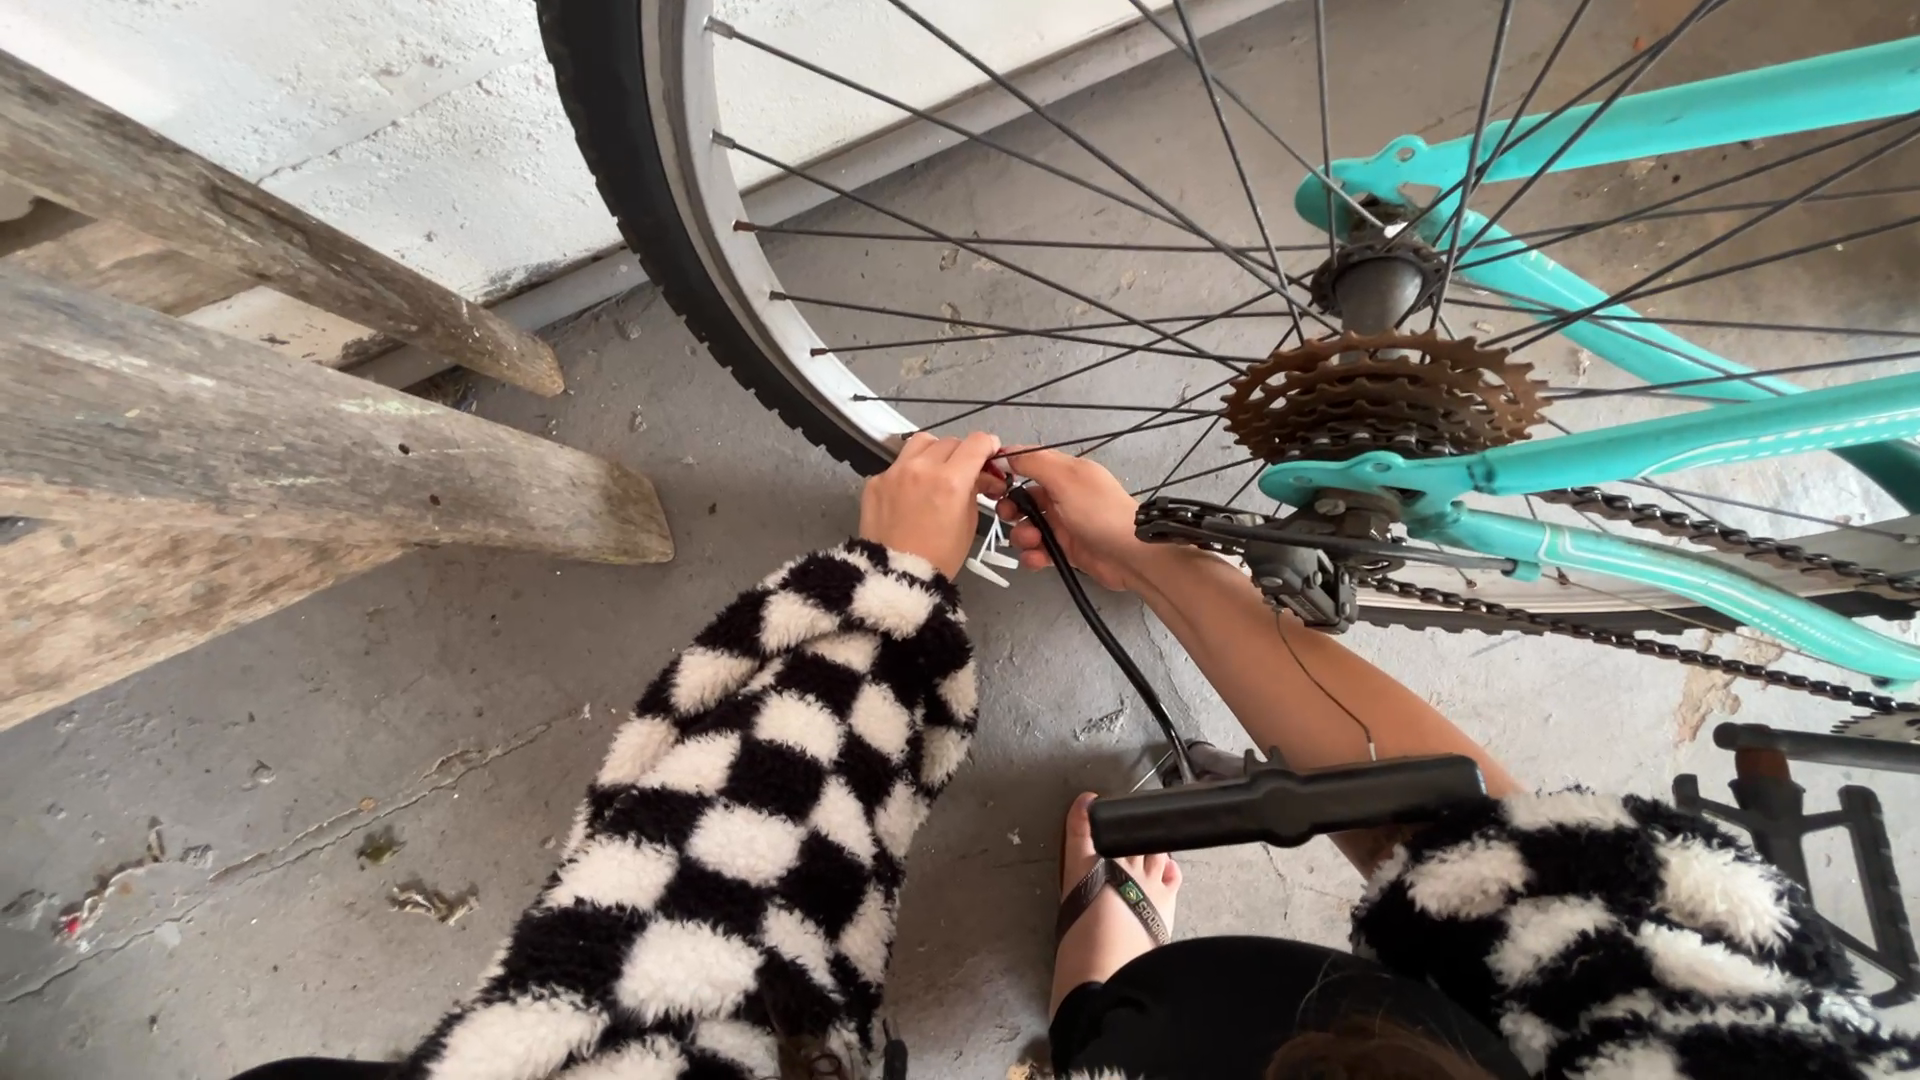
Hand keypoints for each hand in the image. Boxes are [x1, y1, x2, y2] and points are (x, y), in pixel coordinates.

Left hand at [860, 432, 1003, 578]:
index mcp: (951, 481)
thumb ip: (974, 490)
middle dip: (962, 453)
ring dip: (935, 452)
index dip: (988, 445)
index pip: (976, 443)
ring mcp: (894, 473)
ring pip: (921, 443)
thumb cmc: (937, 559)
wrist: (895, 578)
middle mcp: (921, 469)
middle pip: (950, 441)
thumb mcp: (968, 523)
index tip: (990, 452)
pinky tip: (912, 492)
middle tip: (965, 471)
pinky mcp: (875, 482)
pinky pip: (898, 464)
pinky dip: (910, 471)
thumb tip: (981, 475)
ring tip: (938, 472)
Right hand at [995, 448, 1157, 590]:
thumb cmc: (1103, 514)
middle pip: (1024, 499)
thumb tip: (1006, 451)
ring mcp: (1064, 524)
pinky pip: (1038, 551)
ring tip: (1034, 542)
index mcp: (1067, 473)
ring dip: (1022, 536)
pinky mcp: (1065, 550)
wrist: (1130, 556)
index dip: (1010, 470)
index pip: (1031, 464)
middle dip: (1011, 509)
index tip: (993, 480)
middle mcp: (1064, 497)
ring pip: (1028, 527)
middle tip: (1010, 516)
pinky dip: (1033, 556)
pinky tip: (1039, 558)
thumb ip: (1034, 463)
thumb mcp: (1066, 479)